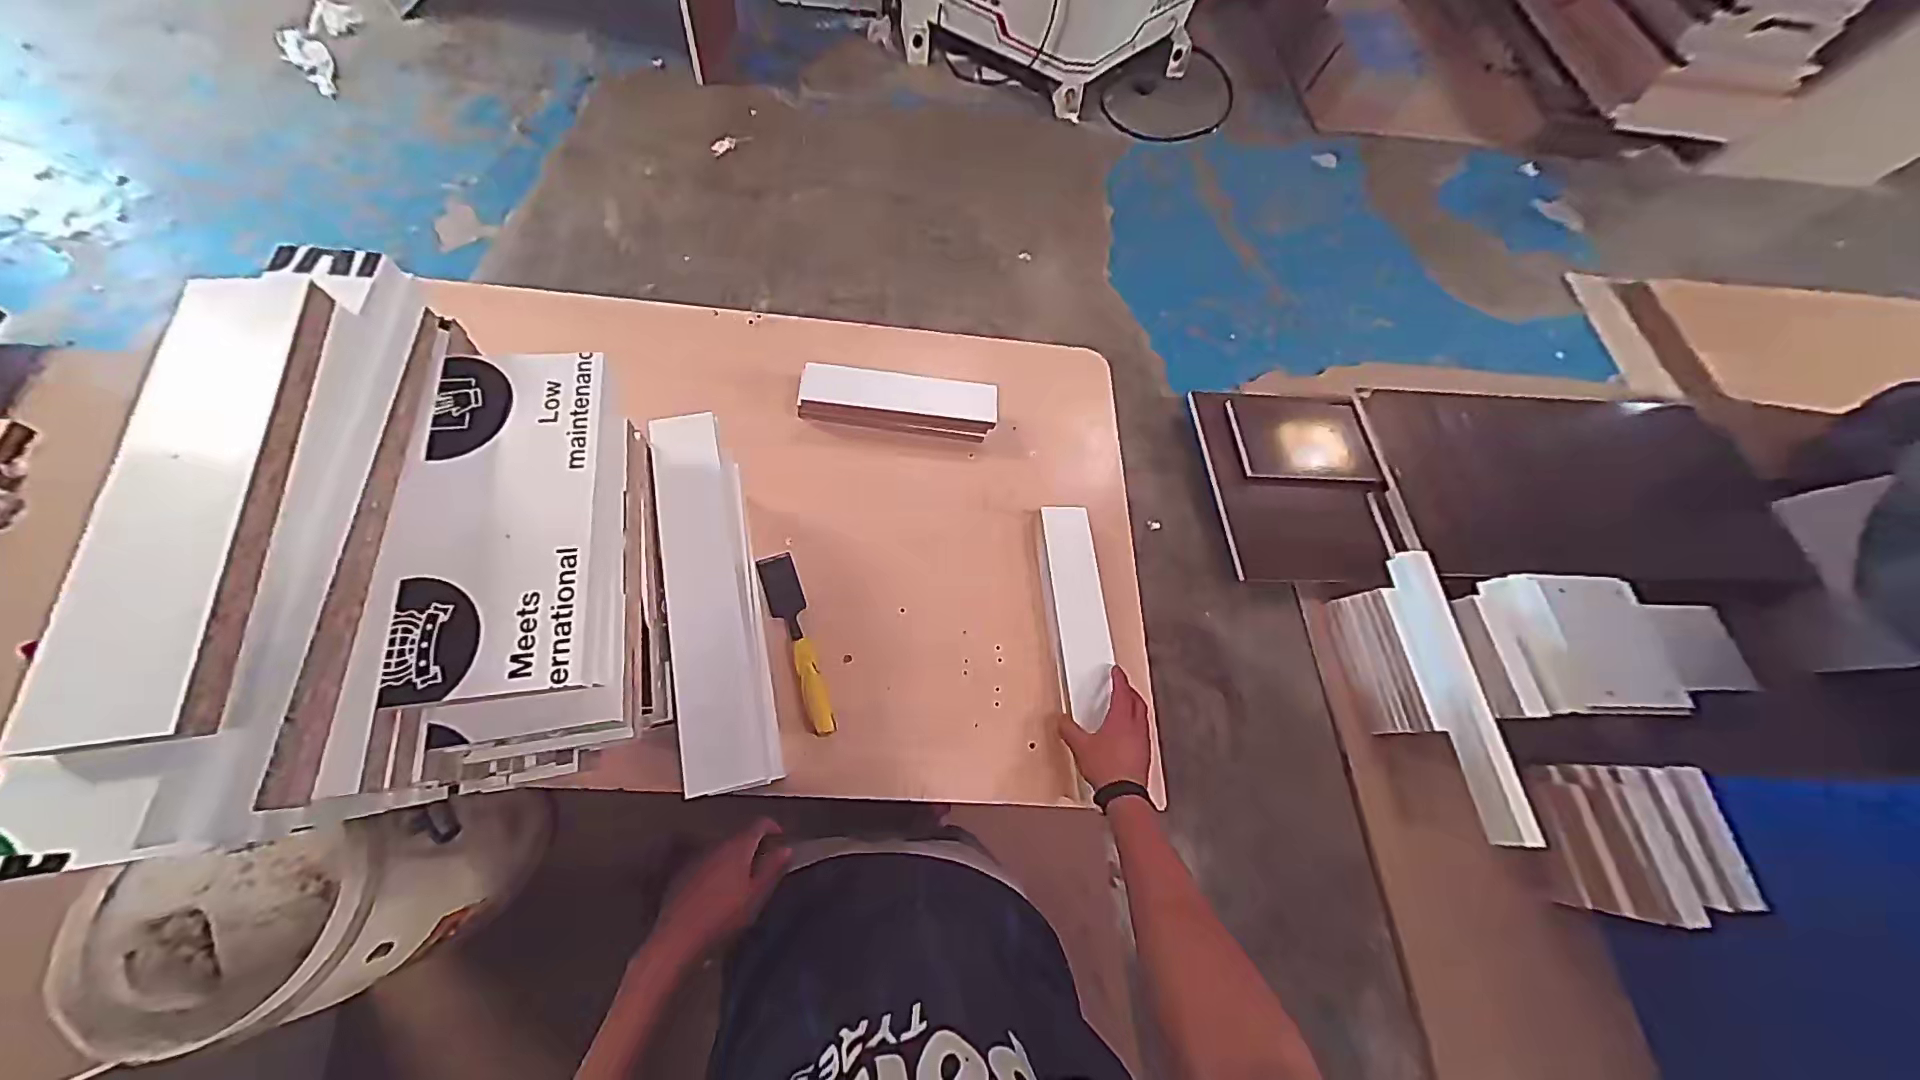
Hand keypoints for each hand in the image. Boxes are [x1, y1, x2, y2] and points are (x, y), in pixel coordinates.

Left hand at [649, 818, 791, 962]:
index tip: (781, 838)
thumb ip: (772, 868)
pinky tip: (718, 892)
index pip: (759, 823)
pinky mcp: (682, 875)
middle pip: (740, 837)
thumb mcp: (756, 895)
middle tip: (765, 863)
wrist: (677, 939)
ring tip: (743, 879)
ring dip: (735, 858)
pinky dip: (718, 870)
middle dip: (754, 845)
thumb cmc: (723, 916)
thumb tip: (787, 848)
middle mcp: (717, 846)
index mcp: (738, 846)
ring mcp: (697, 859)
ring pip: (723, 851)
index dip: (773, 827)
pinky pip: (707, 864)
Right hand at [1057, 666, 1152, 789]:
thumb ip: (1069, 730)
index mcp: (1121, 719)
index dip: (1119, 679)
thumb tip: (1062, 721)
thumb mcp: (1080, 746)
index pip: (1122, 692)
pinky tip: (1127, 733)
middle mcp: (1135, 727)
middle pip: (1137, 701)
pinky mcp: (1145, 754)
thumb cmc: (1107, 768)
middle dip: (1130, 691)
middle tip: (1123, 686)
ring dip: (1135, 707)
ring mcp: (1142, 741)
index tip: (1117, 671)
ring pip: (1141, 716)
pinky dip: (1136, 725)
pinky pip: (1142, 731)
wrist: (1124, 794)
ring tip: (1126, 707)